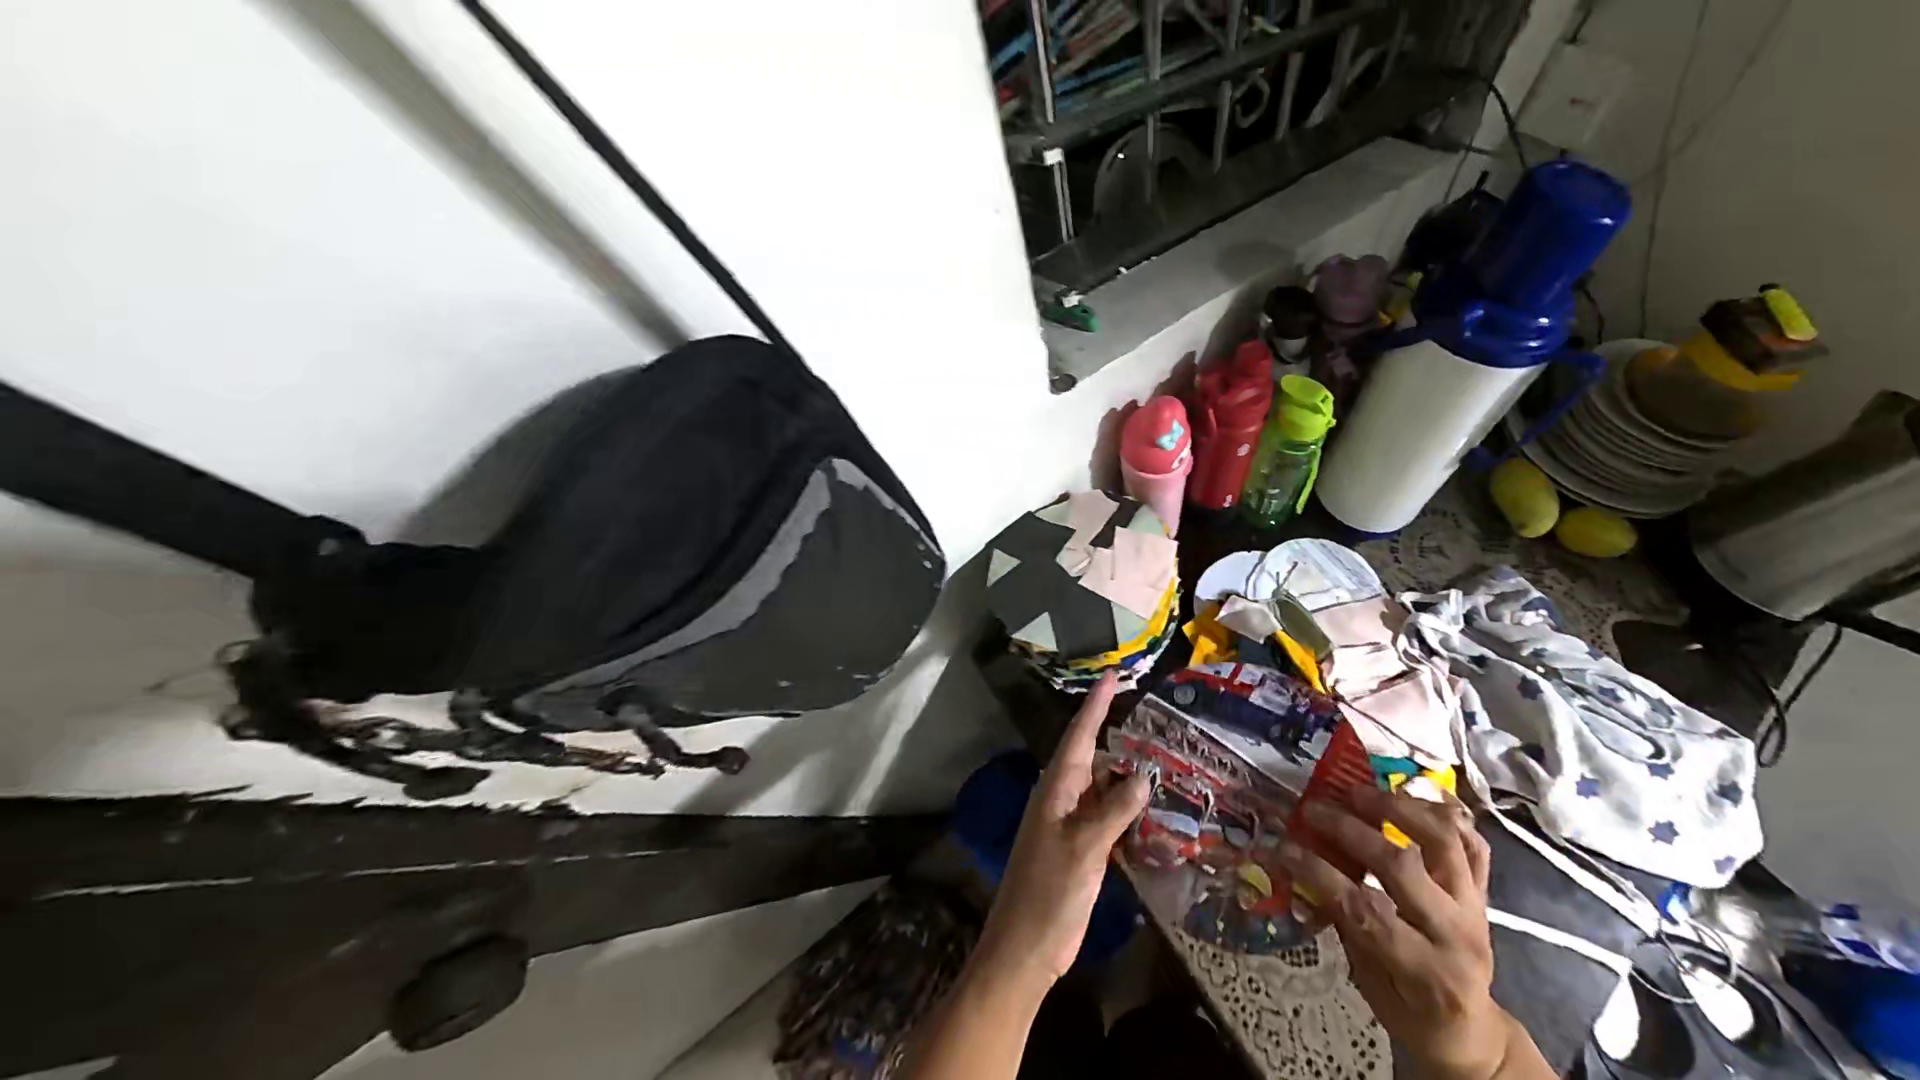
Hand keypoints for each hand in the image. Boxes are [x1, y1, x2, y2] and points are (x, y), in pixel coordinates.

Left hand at [976, 671, 1150, 994]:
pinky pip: (1108, 816)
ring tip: (1166, 762)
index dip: (1098, 704)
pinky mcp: (1081, 848)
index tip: (1115, 675)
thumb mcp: (1085, 847)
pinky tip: (1153, 810)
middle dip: (1122, 740)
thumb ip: (1115, 810)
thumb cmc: (1049, 892)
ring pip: (1104, 787)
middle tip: (1160, 725)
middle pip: (1094, 757)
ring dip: (1129, 777)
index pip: (1080, 734)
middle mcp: (1062, 797)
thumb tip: (1144, 775)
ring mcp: (1071, 823)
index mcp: (1056, 787)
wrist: (1026, 947)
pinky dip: (1128, 809)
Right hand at [1281, 786, 1538, 1079]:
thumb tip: (1299, 869)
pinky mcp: (1485, 890)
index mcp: (1425, 969)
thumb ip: (1342, 922)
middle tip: (1313, 808)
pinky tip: (1409, 793)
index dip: (1319, 874)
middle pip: (1401, 867)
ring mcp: (1476, 906)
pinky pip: (1472, 841)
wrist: (1470, 1027)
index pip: (1365, 910)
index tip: (1283, 848)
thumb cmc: (1408, 1009)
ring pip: (1443, 841)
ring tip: (1358, 791)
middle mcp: (1457, 933)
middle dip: (1349, 831)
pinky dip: (1443, 812)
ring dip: (1397, 808)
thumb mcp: (1368, 980)